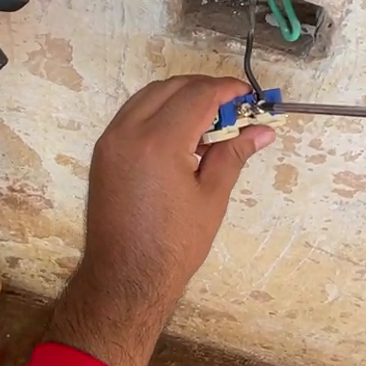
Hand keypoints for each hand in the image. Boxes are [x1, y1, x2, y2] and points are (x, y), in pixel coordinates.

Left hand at [50, 76, 273, 365]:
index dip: (227, 90)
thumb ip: (233, 154)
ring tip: (209, 118)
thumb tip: (262, 131)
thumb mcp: (212, 197)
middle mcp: (128, 131)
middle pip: (172, 87)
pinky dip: (158, 110)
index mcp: (159, 142)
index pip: (198, 96)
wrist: (125, 278)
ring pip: (148, 95)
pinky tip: (180, 132)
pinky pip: (132, 113)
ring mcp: (110, 140)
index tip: (249, 96)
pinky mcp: (103, 151)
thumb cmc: (174, 244)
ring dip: (180, 96)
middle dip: (205, 89)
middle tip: (233, 107)